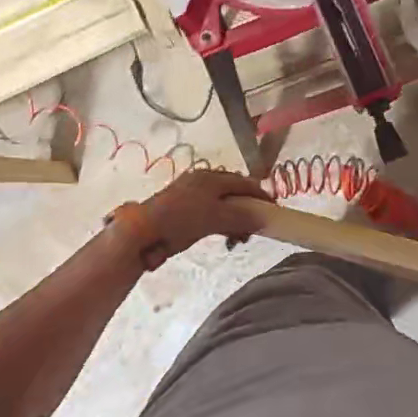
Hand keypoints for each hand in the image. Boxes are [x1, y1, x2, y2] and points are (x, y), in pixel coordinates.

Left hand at [114, 169, 268, 260]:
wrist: (141, 233)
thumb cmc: (181, 220)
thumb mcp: (217, 217)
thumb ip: (242, 217)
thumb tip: (265, 217)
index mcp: (211, 178)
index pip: (245, 183)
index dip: (262, 196)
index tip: (275, 210)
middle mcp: (202, 182)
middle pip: (235, 194)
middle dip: (248, 211)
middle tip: (254, 230)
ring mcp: (190, 196)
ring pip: (223, 206)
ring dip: (235, 221)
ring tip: (237, 238)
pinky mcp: (182, 212)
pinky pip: (211, 215)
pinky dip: (222, 225)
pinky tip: (224, 238)